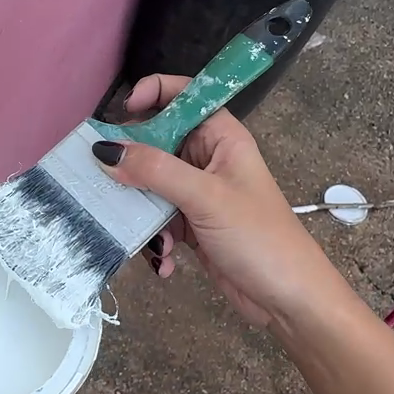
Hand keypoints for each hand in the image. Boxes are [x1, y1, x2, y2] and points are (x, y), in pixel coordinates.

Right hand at [103, 73, 342, 324]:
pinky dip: (155, 238)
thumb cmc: (259, 238)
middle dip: (132, 162)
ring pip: (150, 183)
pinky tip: (165, 261)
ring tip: (143, 233)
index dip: (153, 93)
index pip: (184, 95)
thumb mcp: (205, 198)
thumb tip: (104, 150)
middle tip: (105, 178)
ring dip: (141, 209)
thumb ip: (155, 170)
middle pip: (156, 141)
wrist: (289, 301)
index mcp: (221, 137)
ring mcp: (197, 193)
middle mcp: (207, 159)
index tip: (123, 112)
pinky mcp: (190, 225)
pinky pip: (156, 218)